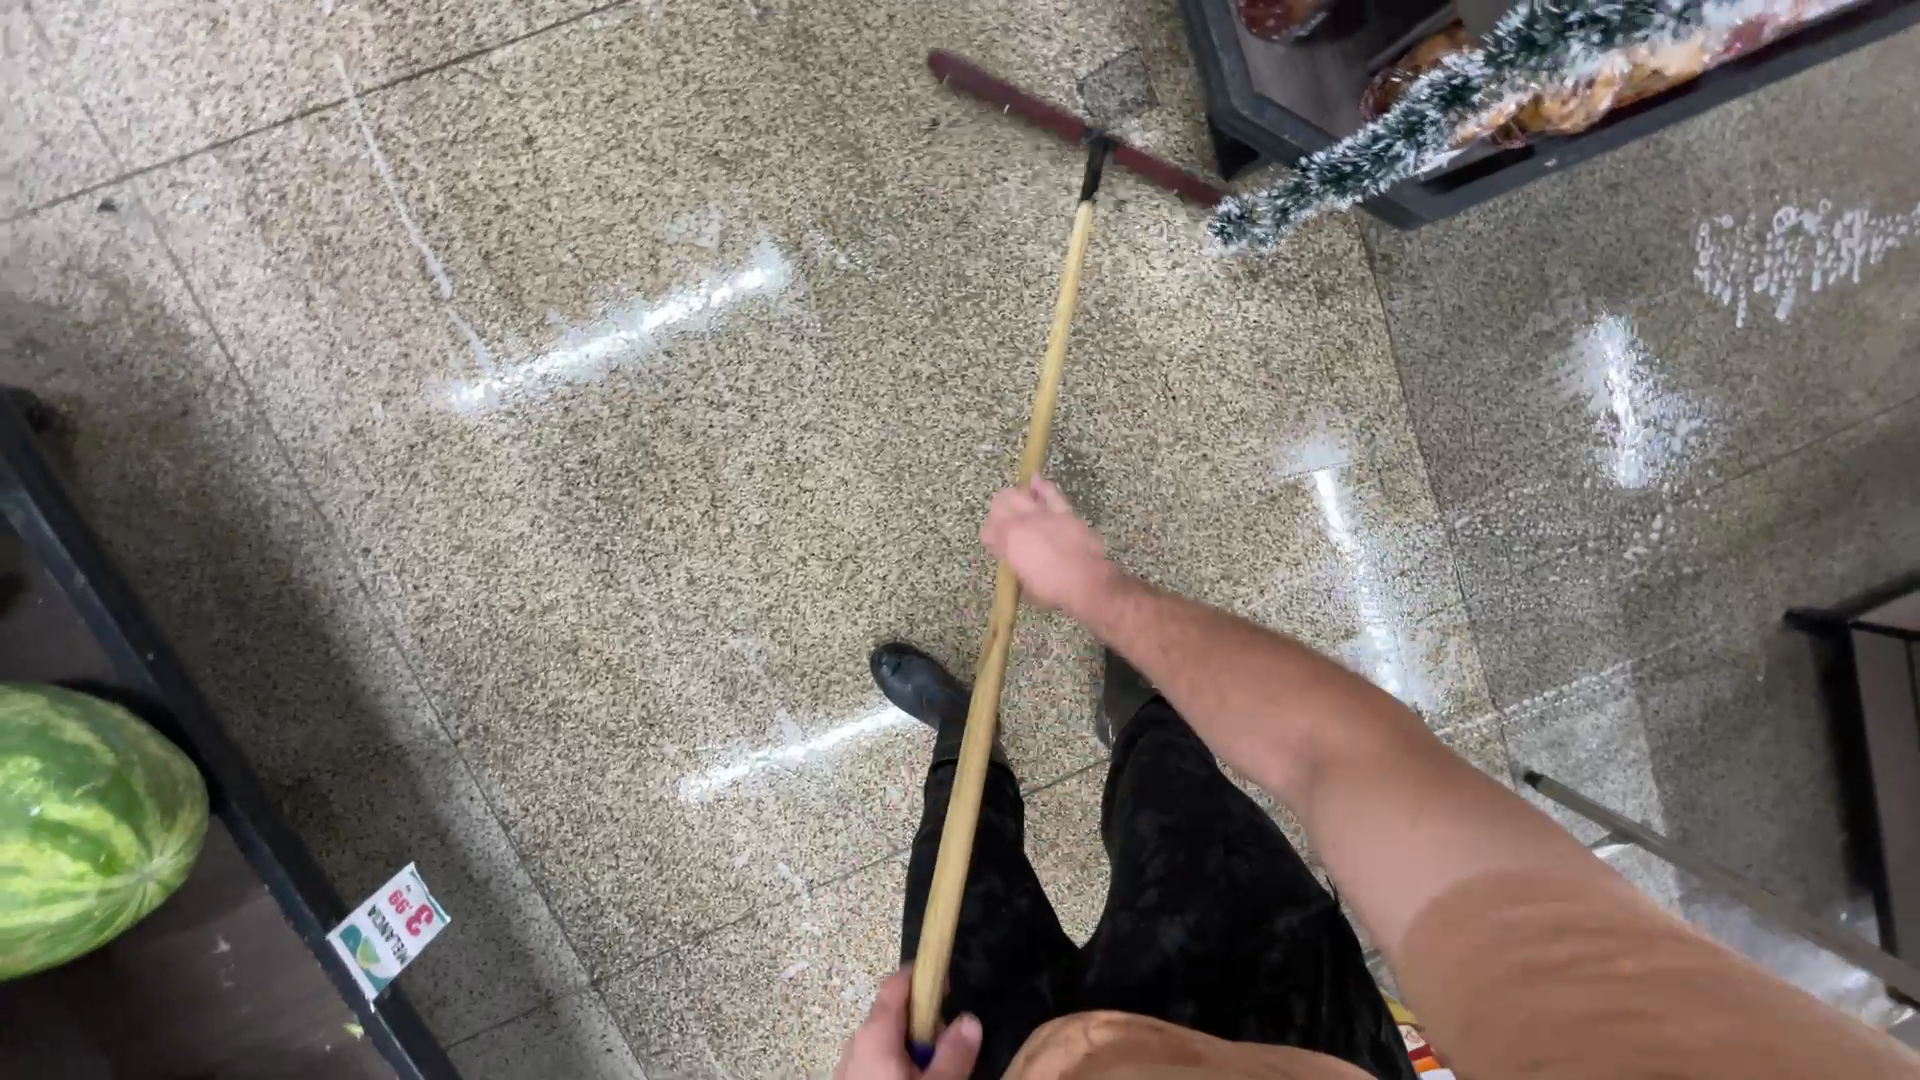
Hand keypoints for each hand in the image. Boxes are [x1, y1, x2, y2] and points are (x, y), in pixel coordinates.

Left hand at [833, 967, 981, 1079]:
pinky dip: (899, 1072)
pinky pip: (878, 1068)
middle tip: (951, 1053)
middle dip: (926, 1027)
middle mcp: (857, 1043)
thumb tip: (969, 1019)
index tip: (950, 989)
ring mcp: (849, 1069)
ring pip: (888, 1045)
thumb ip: (955, 1054)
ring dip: (914, 1055)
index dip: (925, 977)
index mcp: (876, 1033)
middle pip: (896, 1015)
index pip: (898, 982)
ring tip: (937, 1079)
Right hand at [980, 476, 1115, 612]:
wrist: (1086, 580)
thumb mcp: (1024, 582)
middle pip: (1000, 506)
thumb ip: (1015, 564)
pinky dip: (1041, 485)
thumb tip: (1013, 558)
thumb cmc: (1052, 588)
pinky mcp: (1063, 512)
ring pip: (1020, 495)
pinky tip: (1036, 479)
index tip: (993, 543)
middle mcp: (1021, 522)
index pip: (989, 531)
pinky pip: (1050, 493)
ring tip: (1009, 497)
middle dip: (996, 512)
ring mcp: (1042, 514)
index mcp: (1009, 541)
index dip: (989, 536)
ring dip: (1012, 496)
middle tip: (999, 521)